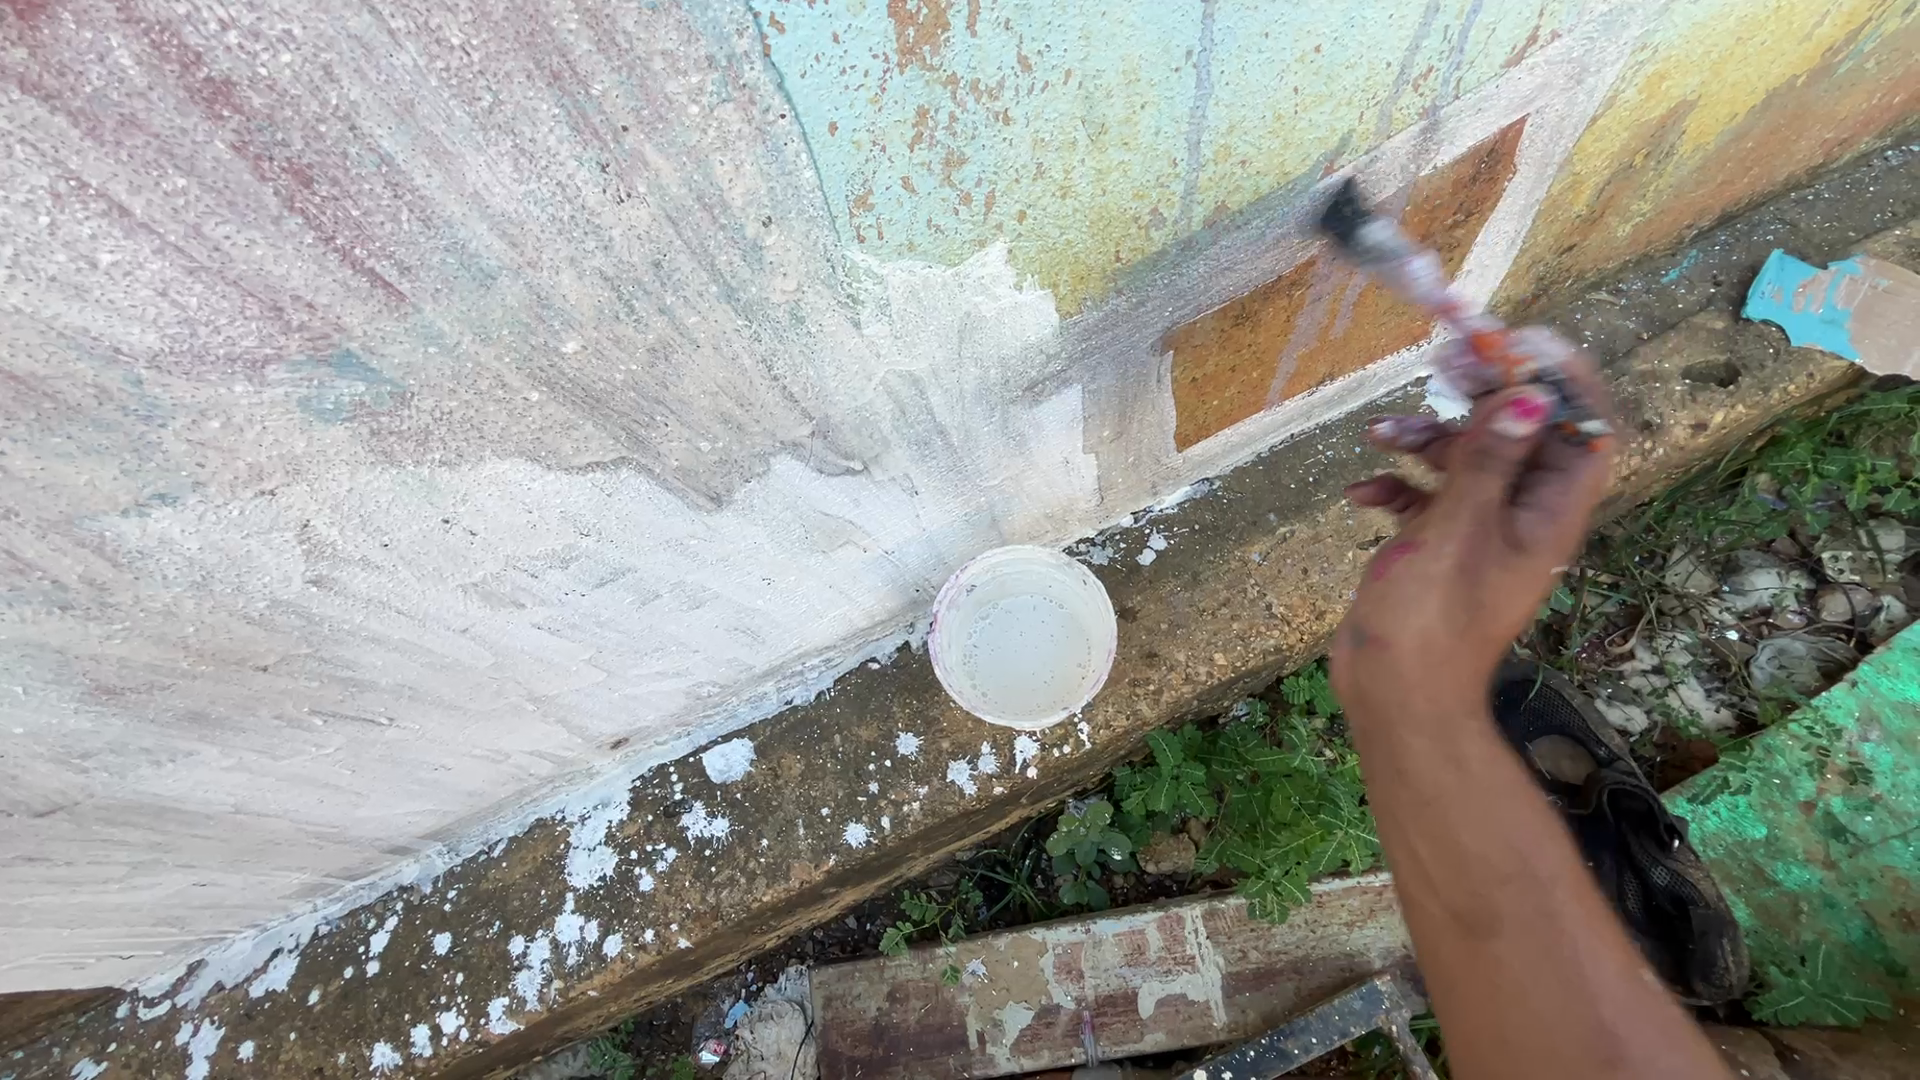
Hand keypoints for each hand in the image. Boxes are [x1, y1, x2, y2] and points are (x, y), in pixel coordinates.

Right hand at [1329, 328, 1613, 720]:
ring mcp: (1474, 531)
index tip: (1513, 346)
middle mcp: (1520, 515)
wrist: (1393, 688)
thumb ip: (1488, 462)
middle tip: (1442, 363)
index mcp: (1548, 513)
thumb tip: (1529, 396)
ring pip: (1462, 462)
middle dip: (1479, 399)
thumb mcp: (1457, 531)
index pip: (1584, 429)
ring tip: (1378, 434)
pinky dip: (1394, 486)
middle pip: (1516, 436)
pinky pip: (1422, 498)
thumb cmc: (1431, 615)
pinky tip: (1361, 493)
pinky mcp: (1433, 545)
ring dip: (1422, 441)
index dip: (1560, 381)